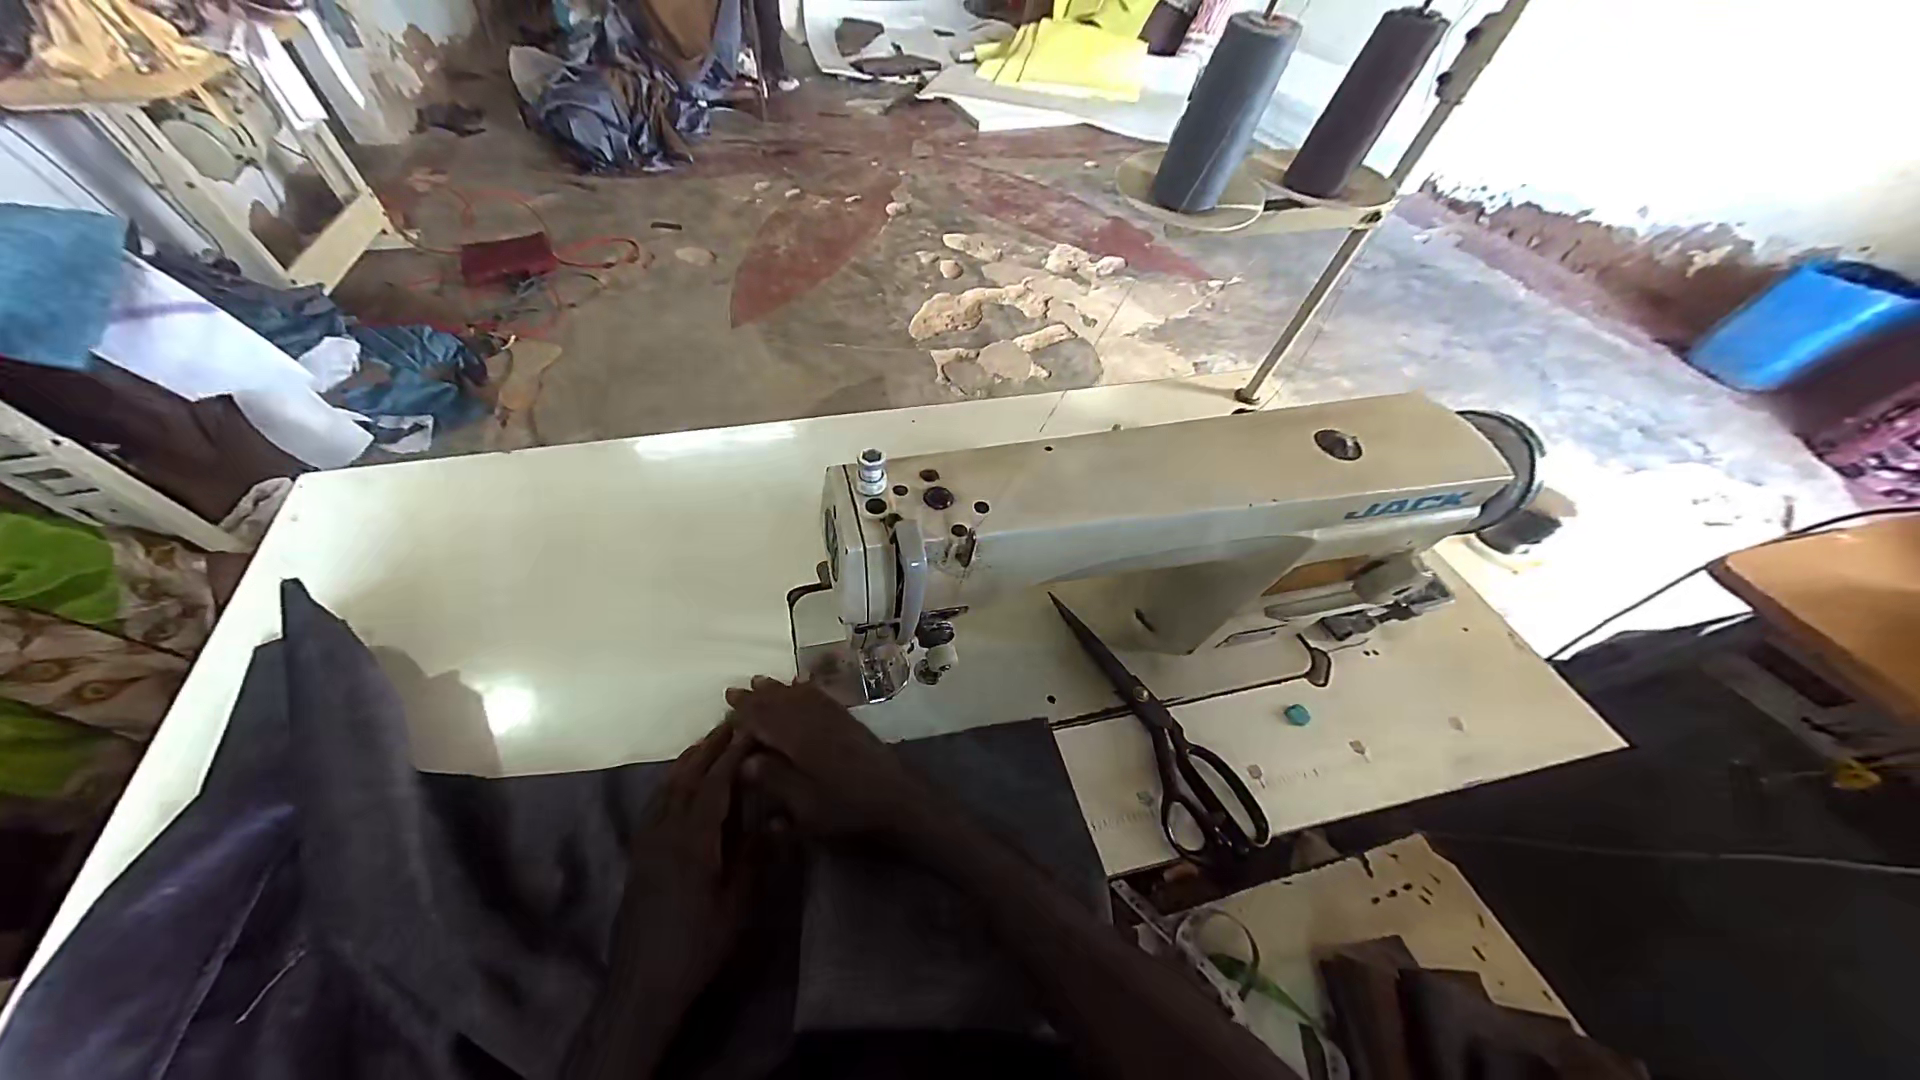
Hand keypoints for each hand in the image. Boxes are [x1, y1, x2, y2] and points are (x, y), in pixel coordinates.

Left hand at [617, 719, 756, 997]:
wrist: (644, 982)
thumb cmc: (699, 941)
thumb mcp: (738, 900)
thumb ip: (755, 853)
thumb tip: (775, 814)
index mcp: (693, 838)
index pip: (715, 783)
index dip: (734, 753)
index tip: (752, 728)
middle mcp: (666, 830)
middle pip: (687, 776)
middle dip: (710, 746)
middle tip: (733, 721)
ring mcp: (648, 841)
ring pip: (667, 787)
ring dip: (690, 760)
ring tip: (710, 741)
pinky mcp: (641, 853)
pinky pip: (656, 803)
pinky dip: (672, 781)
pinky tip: (681, 782)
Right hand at [725, 676, 941, 845]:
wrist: (899, 799)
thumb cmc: (848, 809)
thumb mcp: (805, 808)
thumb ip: (775, 781)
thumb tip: (745, 760)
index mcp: (801, 740)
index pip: (765, 718)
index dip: (745, 711)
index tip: (727, 702)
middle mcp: (817, 721)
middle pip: (782, 702)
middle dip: (758, 695)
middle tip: (736, 689)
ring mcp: (836, 718)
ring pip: (801, 696)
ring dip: (779, 688)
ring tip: (762, 681)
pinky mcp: (850, 722)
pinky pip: (822, 697)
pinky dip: (807, 689)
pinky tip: (802, 687)